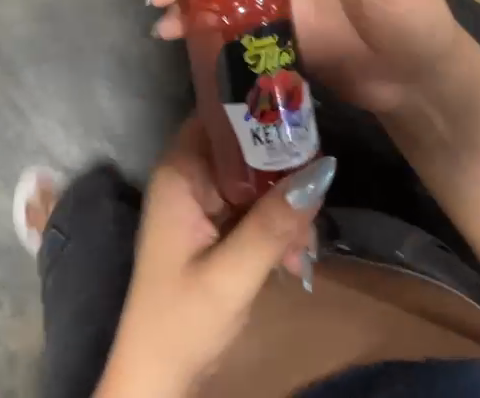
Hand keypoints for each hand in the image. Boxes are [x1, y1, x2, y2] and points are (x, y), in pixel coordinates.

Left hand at [96, 117, 335, 397]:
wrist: (158, 376)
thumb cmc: (183, 320)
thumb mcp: (232, 274)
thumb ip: (273, 223)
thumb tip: (321, 169)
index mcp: (179, 174)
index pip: (217, 117)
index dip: (256, 108)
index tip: (301, 114)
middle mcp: (188, 179)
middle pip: (243, 148)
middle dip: (283, 172)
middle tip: (316, 200)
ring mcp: (202, 205)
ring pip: (255, 181)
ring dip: (285, 207)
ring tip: (304, 247)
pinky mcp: (215, 230)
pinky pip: (254, 210)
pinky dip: (277, 227)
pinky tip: (296, 257)